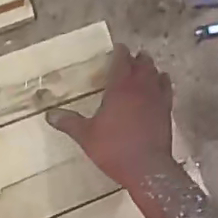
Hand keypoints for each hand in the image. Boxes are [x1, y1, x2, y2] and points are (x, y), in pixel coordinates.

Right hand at [47, 46, 176, 189]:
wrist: (147, 168)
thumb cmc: (114, 149)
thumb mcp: (86, 136)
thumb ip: (69, 123)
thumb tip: (49, 115)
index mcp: (120, 88)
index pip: (122, 61)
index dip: (120, 52)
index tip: (118, 48)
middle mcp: (141, 88)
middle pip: (142, 64)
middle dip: (136, 59)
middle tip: (130, 58)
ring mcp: (157, 98)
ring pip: (157, 74)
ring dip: (150, 69)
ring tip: (145, 68)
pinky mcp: (167, 111)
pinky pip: (167, 90)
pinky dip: (163, 83)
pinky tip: (160, 86)